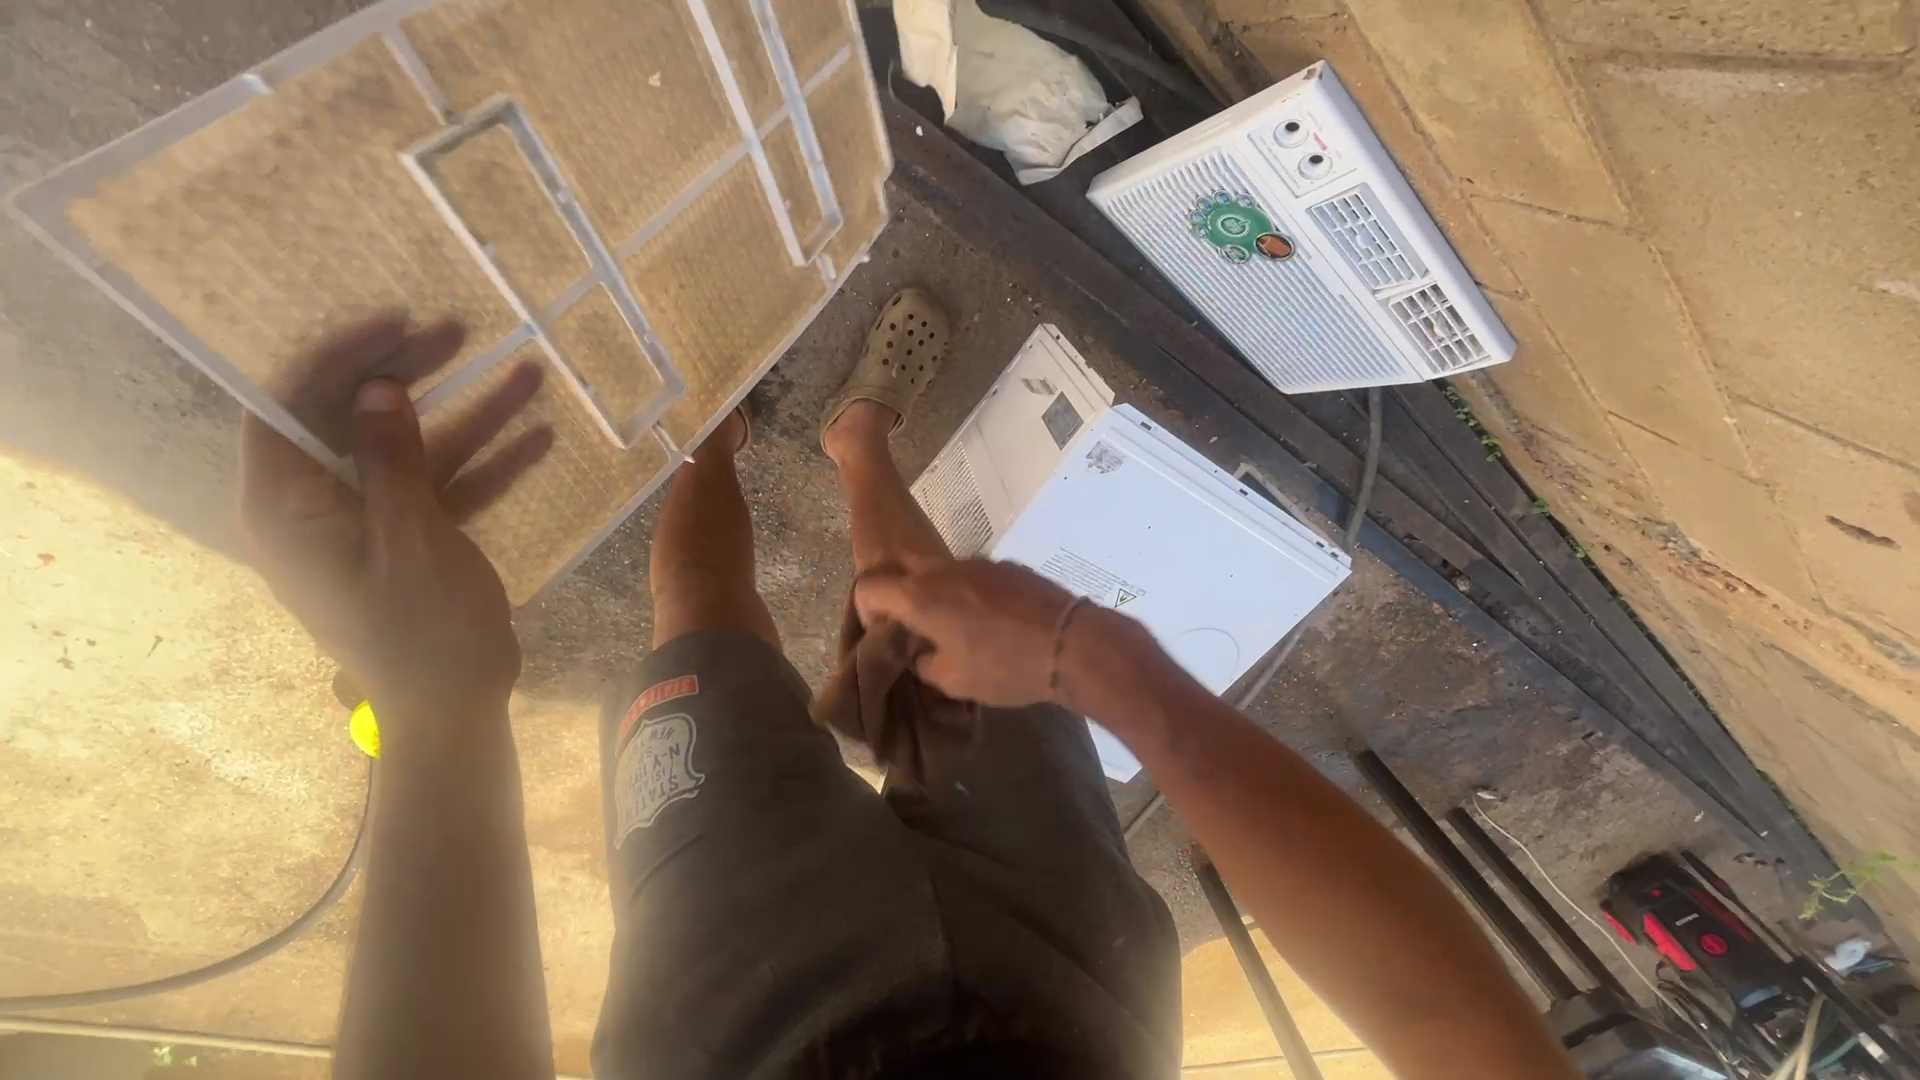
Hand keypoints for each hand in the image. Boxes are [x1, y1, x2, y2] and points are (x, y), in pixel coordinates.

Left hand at [239, 314, 552, 722]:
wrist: (453, 705)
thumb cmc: (420, 632)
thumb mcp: (408, 541)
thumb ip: (389, 461)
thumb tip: (376, 386)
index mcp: (289, 505)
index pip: (292, 405)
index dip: (341, 356)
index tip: (400, 325)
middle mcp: (321, 504)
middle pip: (358, 417)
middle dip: (413, 374)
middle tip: (463, 332)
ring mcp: (373, 521)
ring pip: (416, 449)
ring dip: (471, 415)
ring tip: (528, 376)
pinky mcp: (416, 537)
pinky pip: (449, 487)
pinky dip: (490, 464)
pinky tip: (539, 439)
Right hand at [852, 558, 1146, 707]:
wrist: (1071, 643)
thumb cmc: (1005, 667)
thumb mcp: (954, 680)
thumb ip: (924, 663)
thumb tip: (919, 653)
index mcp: (921, 596)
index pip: (869, 587)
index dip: (866, 610)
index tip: (882, 633)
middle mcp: (944, 570)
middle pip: (903, 571)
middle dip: (899, 598)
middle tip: (913, 629)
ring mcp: (979, 563)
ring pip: (941, 573)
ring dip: (937, 596)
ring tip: (959, 629)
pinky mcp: (1007, 566)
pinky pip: (974, 576)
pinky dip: (970, 595)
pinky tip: (993, 622)